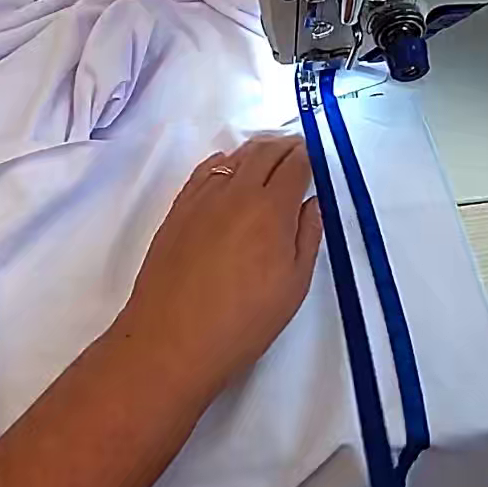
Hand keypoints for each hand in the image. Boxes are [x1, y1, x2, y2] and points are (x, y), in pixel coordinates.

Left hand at [108, 134, 322, 397]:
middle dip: (284, 146)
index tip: (314, 154)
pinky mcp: (179, 209)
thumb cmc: (243, 321)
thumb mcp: (293, 286)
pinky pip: (204, 172)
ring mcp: (203, 198)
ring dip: (255, 151)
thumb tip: (312, 201)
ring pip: (233, 159)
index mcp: (271, 209)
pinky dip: (222, 162)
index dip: (307, 156)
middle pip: (264, 153)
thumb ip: (307, 236)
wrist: (173, 340)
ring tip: (267, 153)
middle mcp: (237, 193)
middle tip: (295, 147)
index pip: (294, 167)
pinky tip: (226, 165)